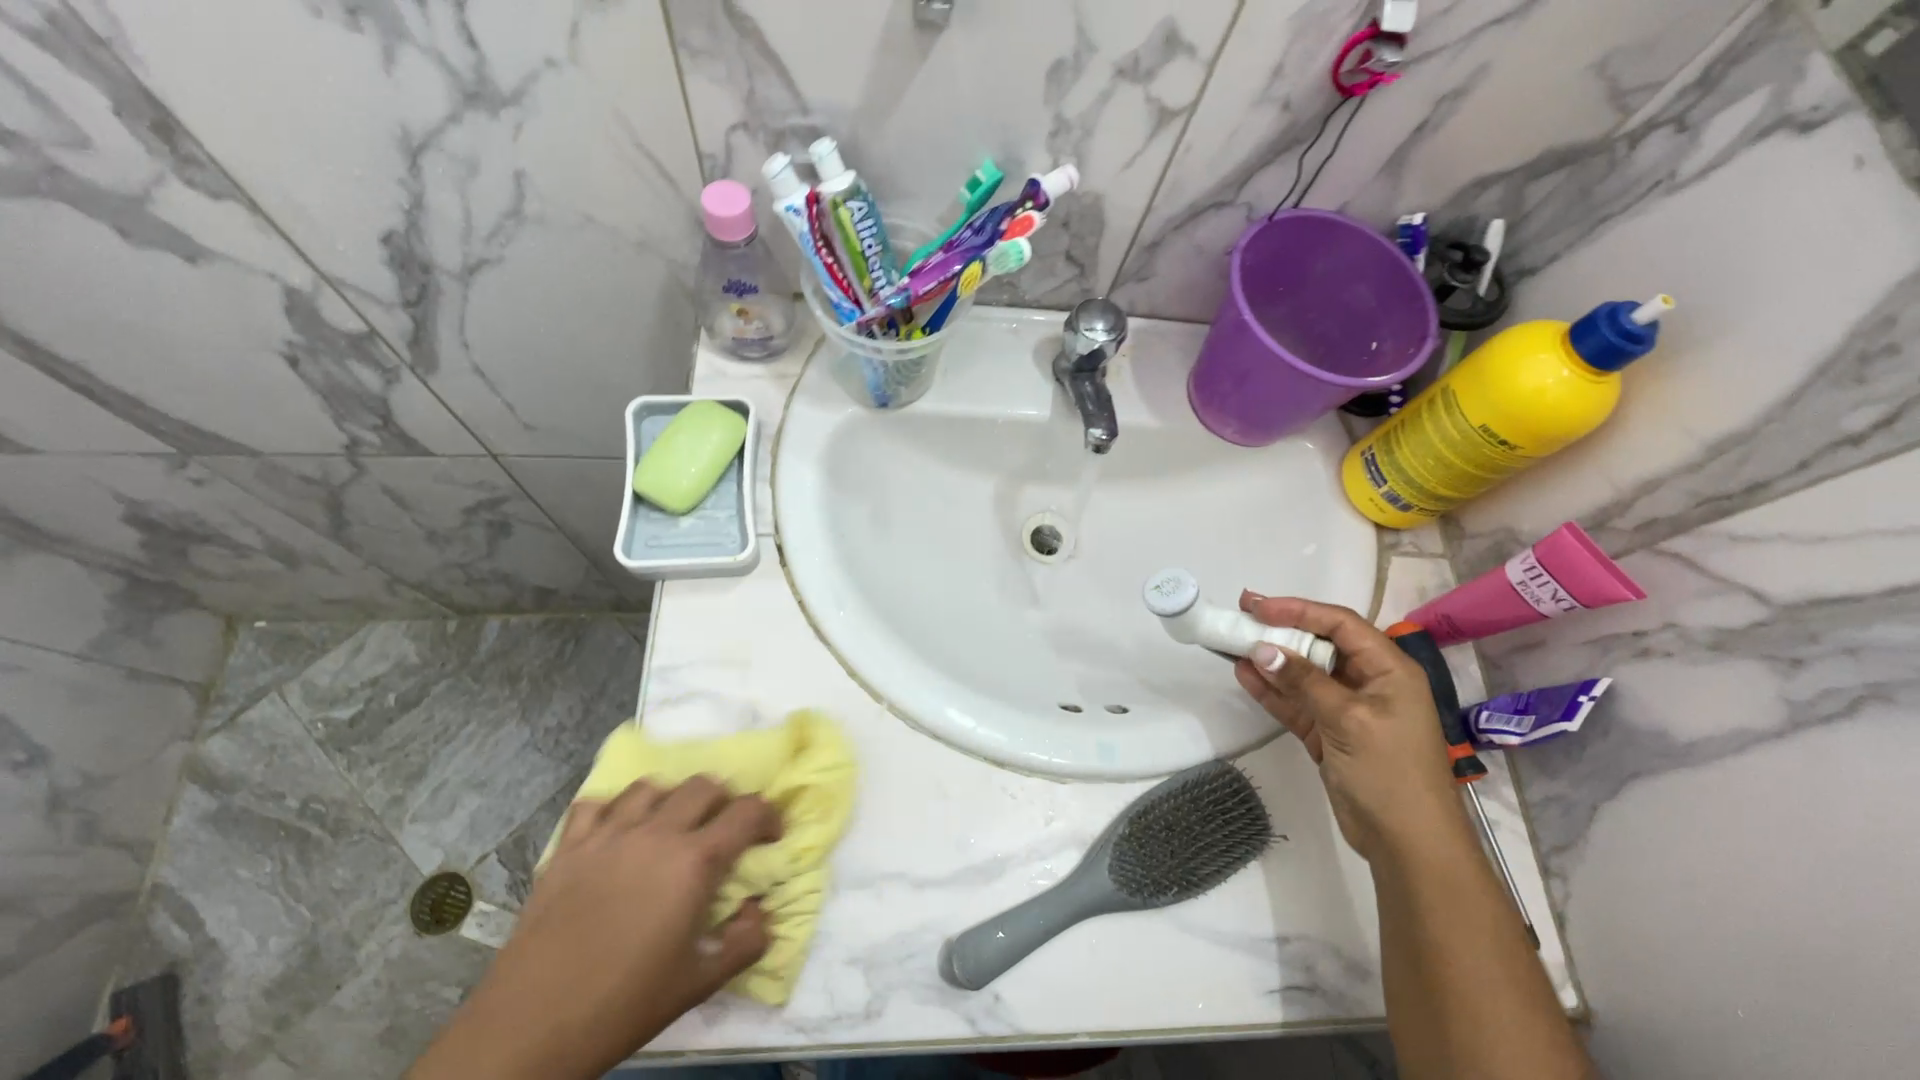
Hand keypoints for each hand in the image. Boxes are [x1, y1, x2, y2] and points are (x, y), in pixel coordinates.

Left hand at [410, 777, 781, 1079]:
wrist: (534, 1023)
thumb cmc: (626, 1004)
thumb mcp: (701, 983)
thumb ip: (746, 941)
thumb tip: (759, 909)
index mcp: (693, 862)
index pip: (746, 812)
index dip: (769, 816)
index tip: (771, 837)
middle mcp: (654, 835)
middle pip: (703, 785)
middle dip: (725, 800)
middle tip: (726, 830)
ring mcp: (606, 836)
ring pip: (650, 786)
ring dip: (672, 798)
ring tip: (672, 826)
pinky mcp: (567, 849)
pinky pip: (595, 803)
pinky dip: (614, 808)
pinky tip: (617, 832)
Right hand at [1232, 593, 1466, 860]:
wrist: (1408, 842)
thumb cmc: (1390, 772)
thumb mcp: (1348, 720)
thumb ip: (1304, 682)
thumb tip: (1262, 650)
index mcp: (1389, 669)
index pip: (1340, 624)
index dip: (1299, 611)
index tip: (1257, 607)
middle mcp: (1370, 682)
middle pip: (1320, 645)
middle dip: (1281, 631)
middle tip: (1240, 616)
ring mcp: (1348, 709)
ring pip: (1303, 674)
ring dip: (1271, 661)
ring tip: (1232, 643)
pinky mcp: (1330, 735)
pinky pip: (1297, 703)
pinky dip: (1272, 691)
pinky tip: (1245, 676)